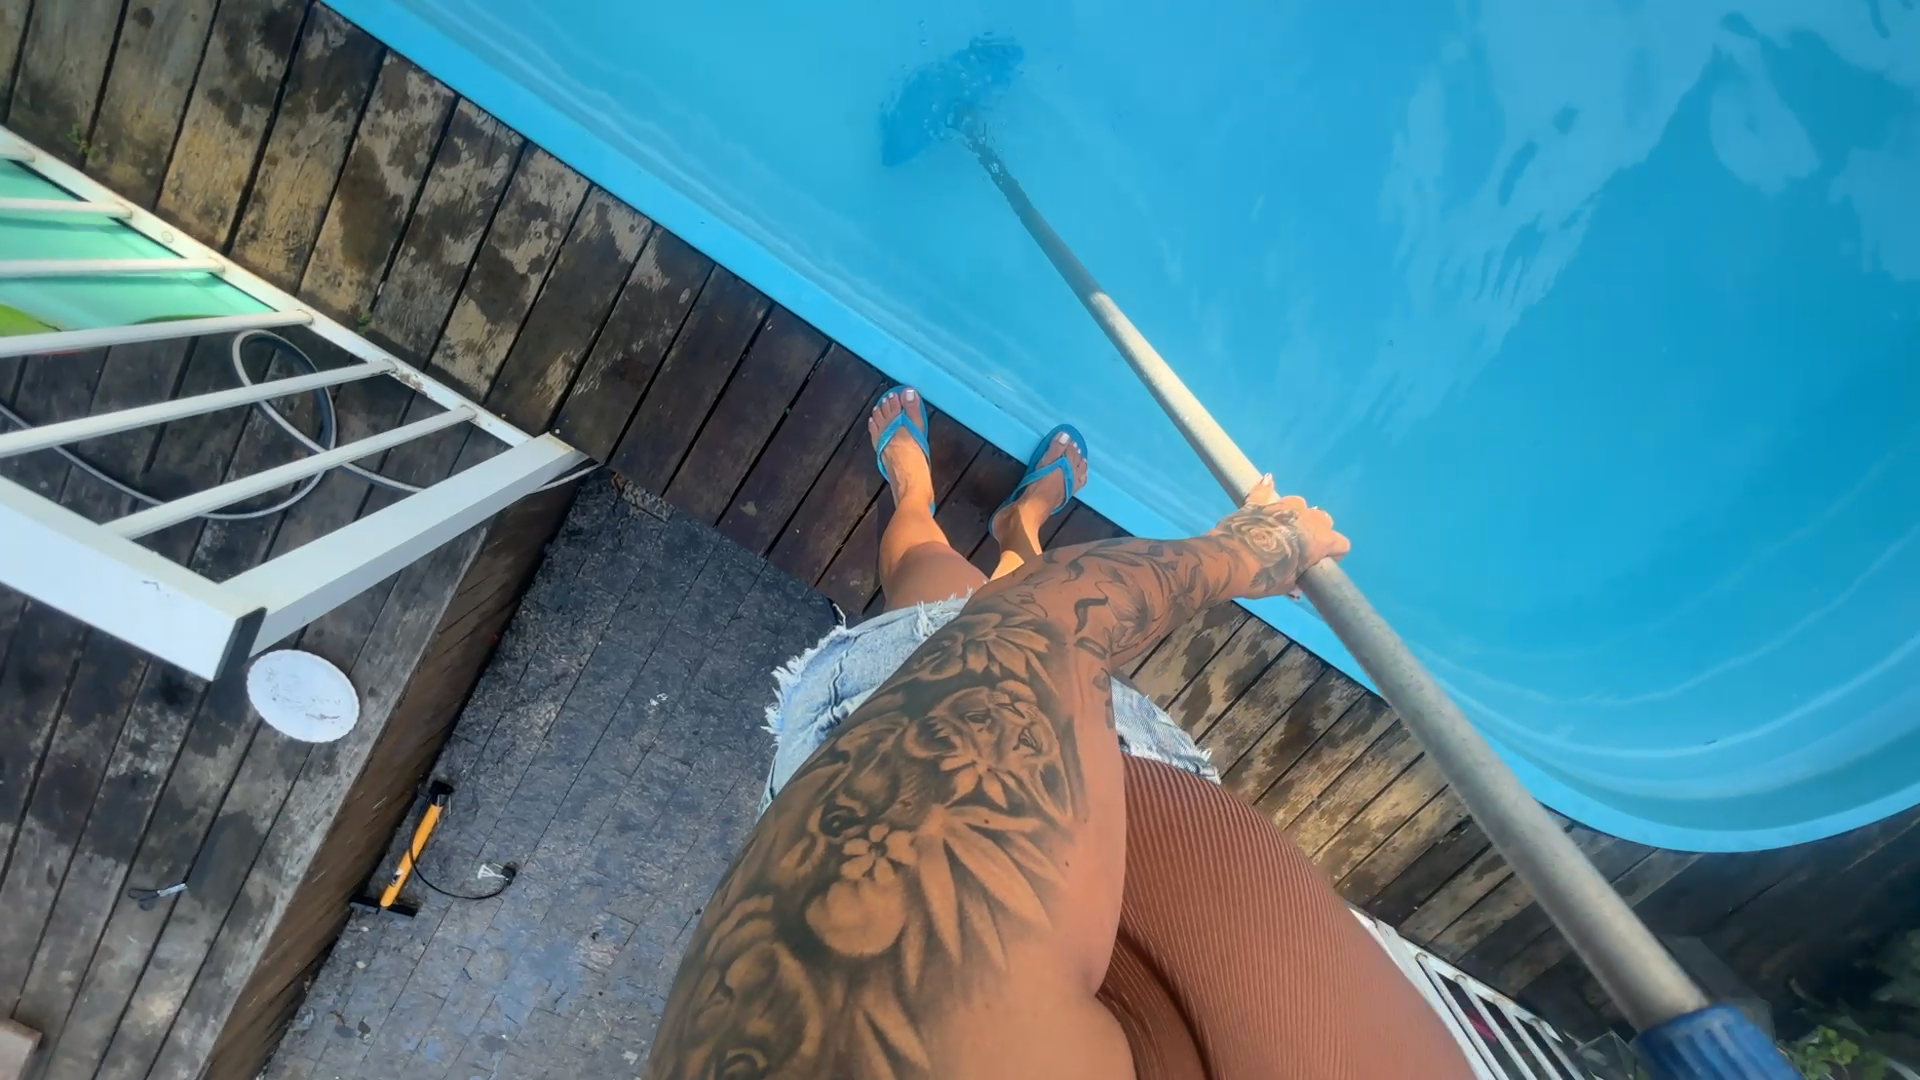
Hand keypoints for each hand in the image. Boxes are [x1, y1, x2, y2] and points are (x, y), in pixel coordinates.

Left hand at [1209, 475, 1350, 599]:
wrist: (1230, 560)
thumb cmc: (1264, 577)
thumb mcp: (1285, 585)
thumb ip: (1294, 581)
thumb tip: (1295, 586)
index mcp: (1320, 540)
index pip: (1341, 544)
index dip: (1333, 553)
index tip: (1321, 562)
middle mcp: (1306, 518)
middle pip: (1323, 519)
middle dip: (1316, 531)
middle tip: (1301, 546)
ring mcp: (1281, 506)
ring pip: (1298, 503)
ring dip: (1294, 514)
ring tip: (1283, 526)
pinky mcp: (1257, 503)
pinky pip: (1264, 491)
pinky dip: (1266, 489)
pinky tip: (1268, 481)